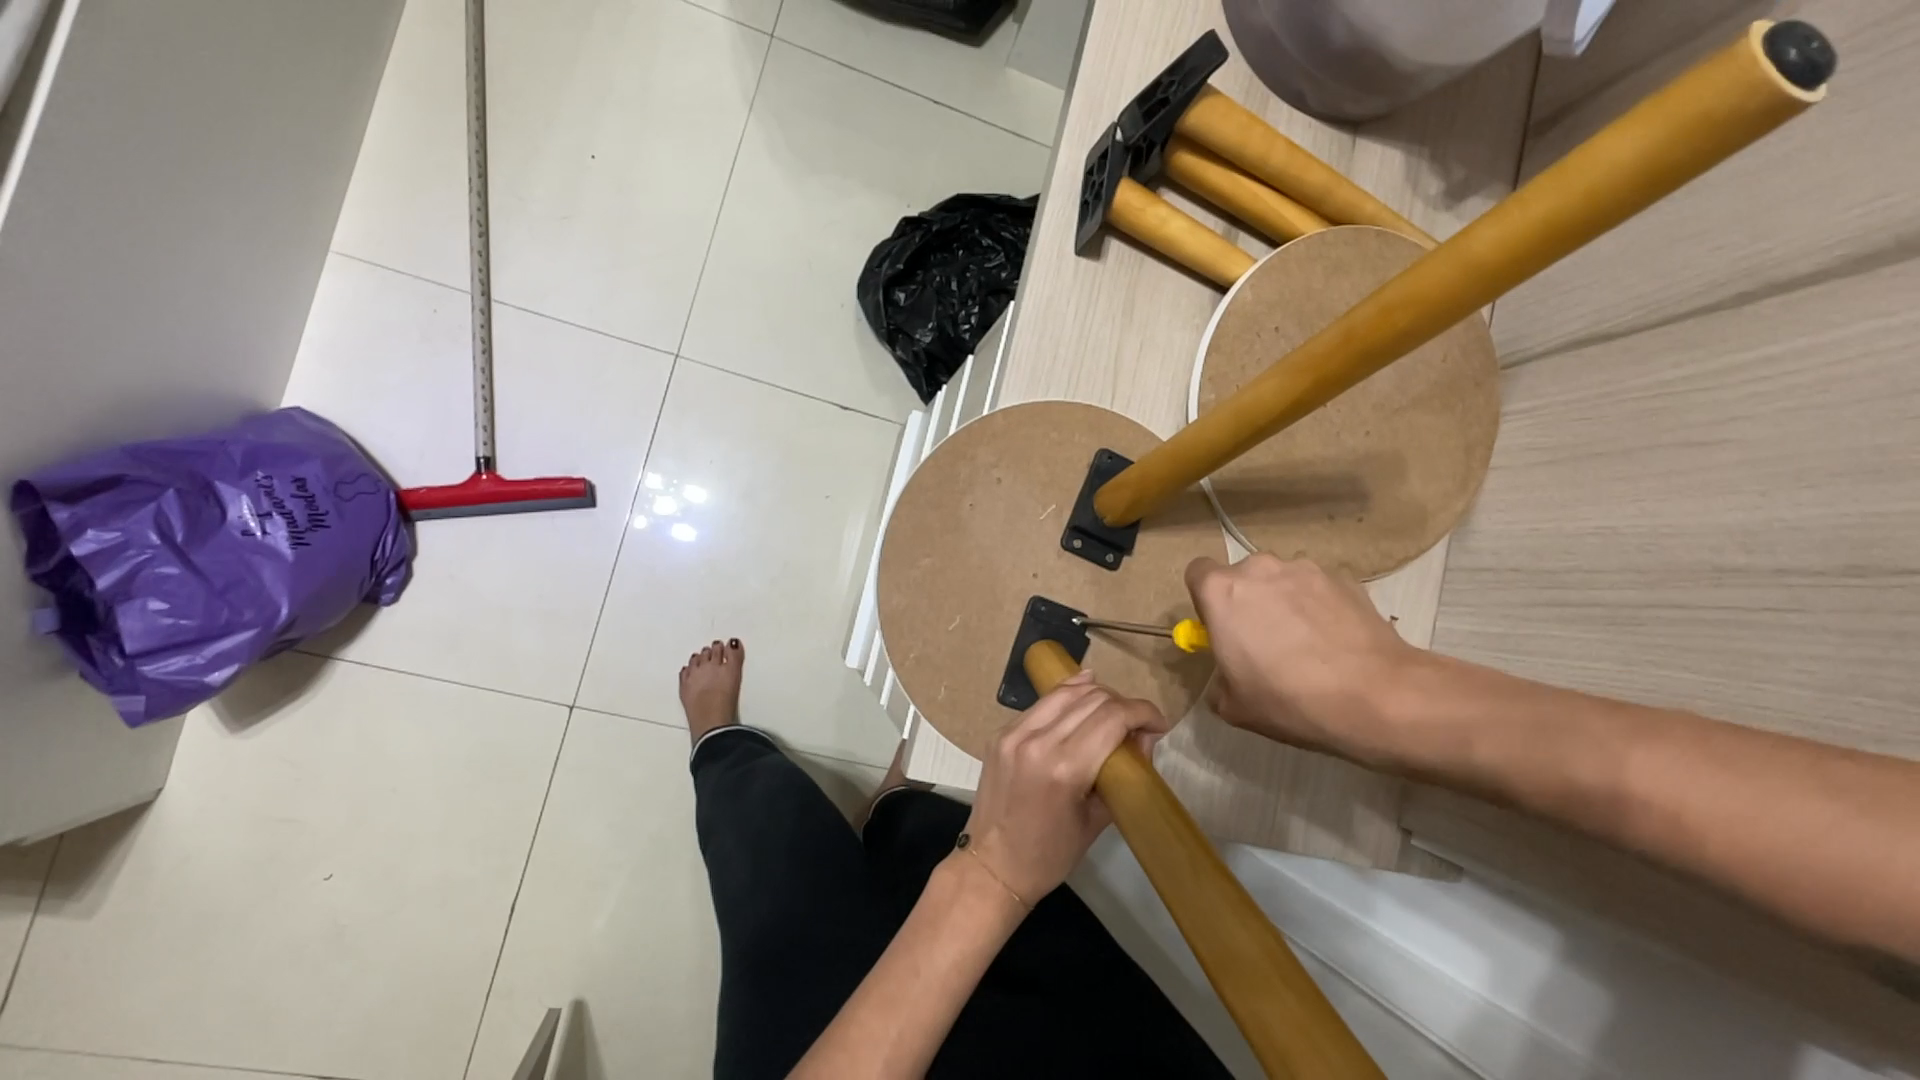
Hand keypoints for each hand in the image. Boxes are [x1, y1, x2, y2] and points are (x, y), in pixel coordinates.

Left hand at [961, 673, 1170, 903]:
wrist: (991, 866)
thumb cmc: (1049, 855)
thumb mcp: (1097, 819)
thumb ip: (1124, 774)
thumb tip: (1143, 739)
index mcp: (1064, 767)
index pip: (1113, 717)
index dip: (1143, 713)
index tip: (1159, 725)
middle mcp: (1037, 741)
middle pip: (1092, 699)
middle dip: (1124, 704)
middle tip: (1138, 725)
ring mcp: (1014, 734)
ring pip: (1065, 693)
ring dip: (1096, 696)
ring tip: (1114, 712)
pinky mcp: (1001, 733)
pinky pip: (1041, 704)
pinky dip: (1067, 697)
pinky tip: (1084, 697)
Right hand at [1185, 553, 1421, 766]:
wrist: (1374, 696)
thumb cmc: (1289, 699)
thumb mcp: (1232, 705)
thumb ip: (1219, 678)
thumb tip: (1230, 672)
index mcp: (1222, 592)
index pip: (1197, 573)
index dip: (1205, 601)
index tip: (1220, 628)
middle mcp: (1260, 569)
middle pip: (1243, 576)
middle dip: (1248, 601)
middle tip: (1263, 643)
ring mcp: (1306, 569)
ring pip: (1283, 581)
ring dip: (1285, 602)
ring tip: (1306, 644)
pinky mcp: (1345, 579)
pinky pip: (1319, 590)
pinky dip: (1320, 608)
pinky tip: (1335, 643)